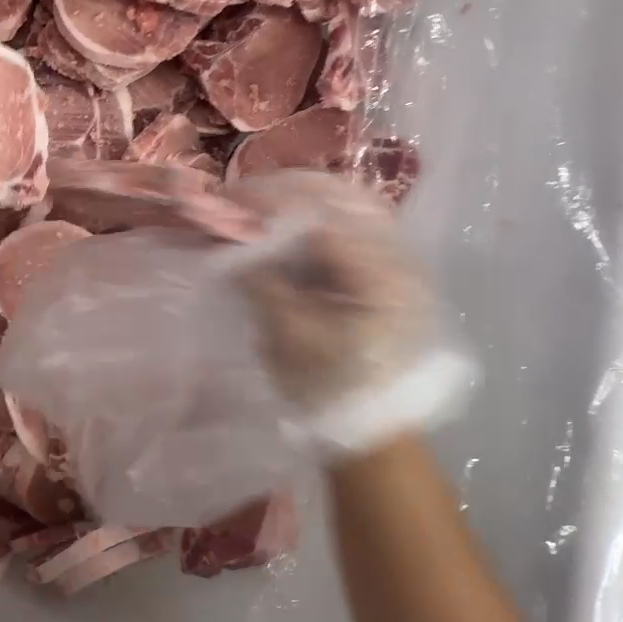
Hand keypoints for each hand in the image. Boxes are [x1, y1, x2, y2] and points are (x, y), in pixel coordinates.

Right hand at [227, 171, 473, 455]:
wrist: (373, 429)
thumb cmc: (331, 384)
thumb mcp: (287, 332)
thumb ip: (258, 277)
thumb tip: (223, 235)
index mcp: (382, 274)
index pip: (320, 215)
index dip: (268, 201)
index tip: (225, 199)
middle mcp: (399, 257)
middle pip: (340, 198)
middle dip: (284, 192)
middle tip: (237, 199)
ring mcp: (396, 263)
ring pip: (345, 207)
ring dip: (296, 202)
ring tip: (254, 210)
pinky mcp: (384, 272)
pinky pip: (347, 228)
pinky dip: (310, 221)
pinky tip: (279, 229)